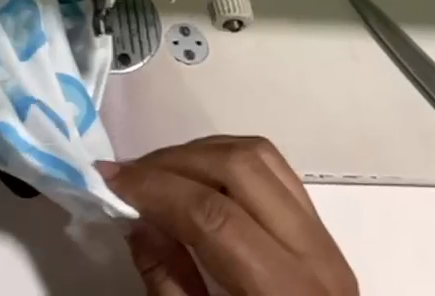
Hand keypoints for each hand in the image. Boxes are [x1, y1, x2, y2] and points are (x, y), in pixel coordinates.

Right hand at [100, 136, 357, 295]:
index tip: (109, 177)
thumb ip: (167, 282)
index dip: (156, 188)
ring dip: (198, 152)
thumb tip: (140, 219)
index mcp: (285, 294)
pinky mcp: (320, 229)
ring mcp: (324, 238)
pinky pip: (271, 168)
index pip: (214, 214)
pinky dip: (225, 157)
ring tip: (157, 172)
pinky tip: (195, 174)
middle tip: (128, 174)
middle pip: (238, 168)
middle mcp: (316, 256)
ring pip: (257, 154)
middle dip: (172, 161)